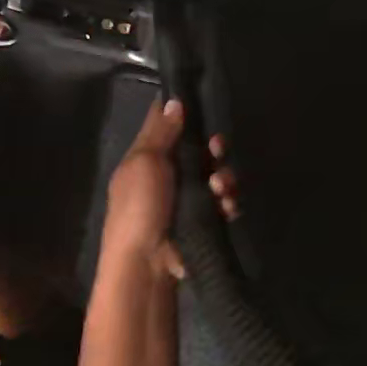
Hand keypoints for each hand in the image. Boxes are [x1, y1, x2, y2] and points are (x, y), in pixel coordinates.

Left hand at [102, 99, 239, 278]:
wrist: (145, 264)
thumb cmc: (138, 207)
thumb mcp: (145, 162)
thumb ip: (161, 132)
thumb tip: (174, 101)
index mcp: (145, 158)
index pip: (165, 126)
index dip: (184, 114)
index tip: (204, 106)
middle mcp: (165, 176)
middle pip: (197, 151)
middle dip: (213, 150)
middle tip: (219, 150)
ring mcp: (184, 200)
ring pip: (214, 177)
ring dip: (223, 178)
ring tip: (221, 188)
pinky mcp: (202, 222)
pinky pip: (222, 204)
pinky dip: (228, 203)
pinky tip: (228, 207)